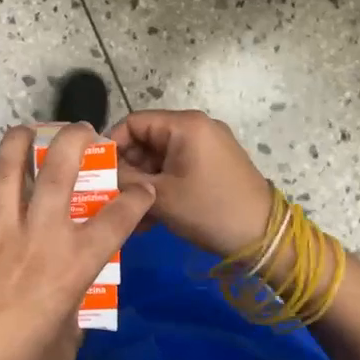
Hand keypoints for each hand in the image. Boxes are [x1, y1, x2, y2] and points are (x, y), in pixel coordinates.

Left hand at [0, 124, 154, 359]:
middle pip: (61, 171)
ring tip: (31, 130)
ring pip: (11, 168)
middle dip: (77, 141)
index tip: (143, 188)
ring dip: (24, 140)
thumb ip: (76, 308)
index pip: (116, 220)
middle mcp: (39, 237)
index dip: (136, 199)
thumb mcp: (67, 343)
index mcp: (72, 266)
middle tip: (84, 131)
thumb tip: (74, 293)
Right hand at [109, 110, 273, 259]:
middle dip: (126, 169)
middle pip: (146, 140)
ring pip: (159, 159)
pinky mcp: (213, 167)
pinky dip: (160, 189)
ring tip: (126, 214)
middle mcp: (196, 128)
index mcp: (185, 125)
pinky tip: (146, 218)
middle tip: (108, 197)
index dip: (111, 145)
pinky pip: (176, 170)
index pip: (133, 122)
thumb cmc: (208, 209)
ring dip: (141, 184)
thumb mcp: (160, 196)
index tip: (96, 173)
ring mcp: (207, 148)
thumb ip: (124, 180)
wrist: (264, 237)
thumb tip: (100, 174)